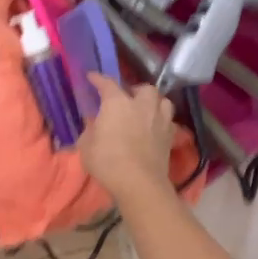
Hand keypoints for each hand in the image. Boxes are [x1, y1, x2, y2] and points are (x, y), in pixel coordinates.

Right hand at [78, 73, 175, 202]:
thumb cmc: (107, 161)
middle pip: (142, 88)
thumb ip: (90, 130)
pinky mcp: (170, 135)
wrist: (139, 182)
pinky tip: (154, 127)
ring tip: (145, 110)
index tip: (91, 77)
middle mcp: (142, 105)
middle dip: (134, 90)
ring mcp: (160, 119)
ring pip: (162, 100)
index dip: (98, 79)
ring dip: (153, 102)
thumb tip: (94, 124)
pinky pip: (168, 120)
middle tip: (125, 98)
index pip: (107, 83)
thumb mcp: (86, 145)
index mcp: (117, 103)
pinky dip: (161, 120)